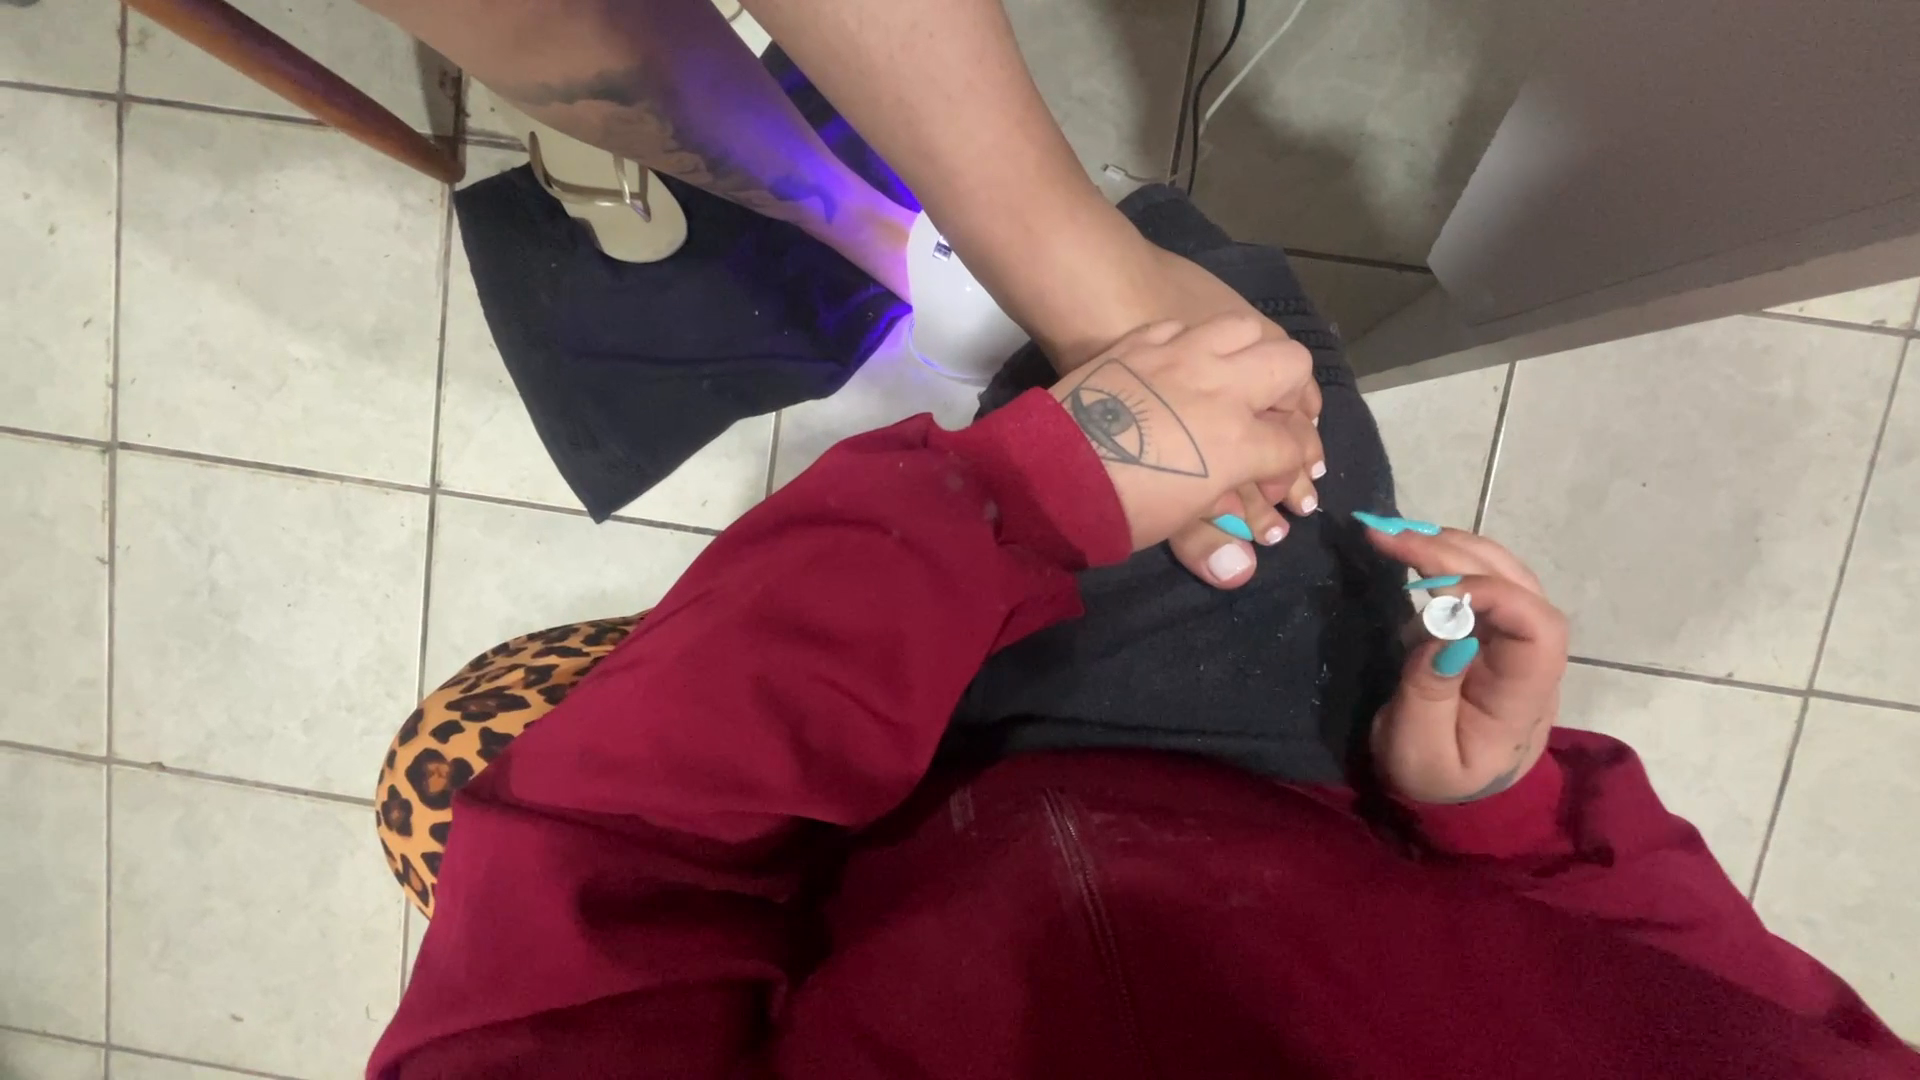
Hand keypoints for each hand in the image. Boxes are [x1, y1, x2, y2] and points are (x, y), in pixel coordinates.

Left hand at [1046, 245, 1325, 587]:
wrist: (1048, 469)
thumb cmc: (1115, 507)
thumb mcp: (1170, 524)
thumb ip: (1212, 536)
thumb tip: (1239, 571)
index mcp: (1238, 439)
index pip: (1291, 444)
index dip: (1291, 467)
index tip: (1273, 484)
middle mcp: (1221, 386)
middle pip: (1288, 364)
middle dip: (1290, 394)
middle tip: (1271, 419)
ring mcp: (1180, 354)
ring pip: (1241, 328)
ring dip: (1247, 352)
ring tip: (1234, 380)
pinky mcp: (1139, 342)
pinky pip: (1182, 328)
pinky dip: (1191, 343)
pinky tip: (1180, 365)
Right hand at [1361, 523, 1569, 804]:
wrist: (1445, 794)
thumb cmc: (1431, 778)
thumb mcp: (1418, 750)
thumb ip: (1428, 694)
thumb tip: (1443, 629)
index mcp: (1521, 697)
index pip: (1538, 629)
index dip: (1493, 594)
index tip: (1427, 586)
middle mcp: (1528, 660)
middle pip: (1520, 585)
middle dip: (1455, 553)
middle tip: (1385, 535)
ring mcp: (1510, 642)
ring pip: (1505, 574)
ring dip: (1452, 545)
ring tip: (1392, 532)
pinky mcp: (1486, 633)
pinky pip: (1482, 582)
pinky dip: (1447, 556)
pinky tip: (1411, 547)